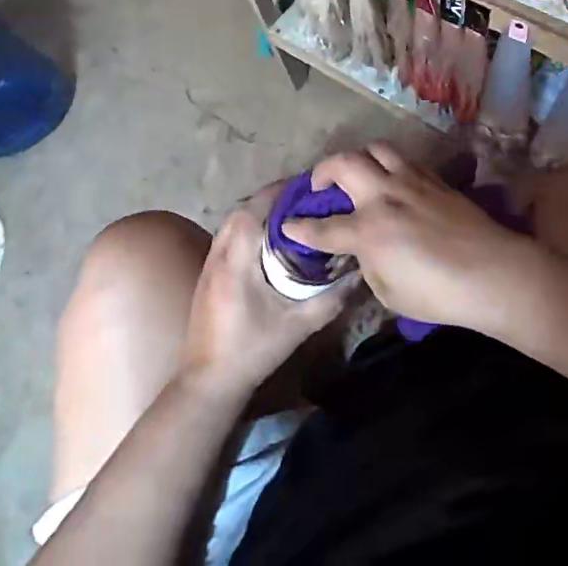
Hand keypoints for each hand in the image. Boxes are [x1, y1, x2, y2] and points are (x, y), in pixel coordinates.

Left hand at [178, 188, 353, 399]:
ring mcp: (209, 262)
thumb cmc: (252, 350)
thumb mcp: (297, 326)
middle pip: (242, 209)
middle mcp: (219, 253)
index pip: (254, 209)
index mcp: (237, 260)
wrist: (208, 381)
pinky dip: (249, 226)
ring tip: (292, 214)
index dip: (280, 192)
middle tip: (305, 200)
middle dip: (272, 198)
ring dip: (259, 211)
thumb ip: (329, 299)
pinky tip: (271, 240)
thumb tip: (359, 275)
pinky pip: (229, 235)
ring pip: (233, 221)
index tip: (308, 187)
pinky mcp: (208, 272)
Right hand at [280, 143, 531, 329]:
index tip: (288, 224)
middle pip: (343, 164)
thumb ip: (368, 264)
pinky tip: (391, 180)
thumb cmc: (439, 294)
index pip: (323, 228)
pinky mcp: (434, 178)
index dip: (300, 228)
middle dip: (323, 171)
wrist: (493, 272)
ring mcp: (410, 181)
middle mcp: (384, 196)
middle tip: (320, 185)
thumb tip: (364, 249)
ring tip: (358, 173)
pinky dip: (388, 164)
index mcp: (369, 230)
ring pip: (375, 149)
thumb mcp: (389, 292)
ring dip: (358, 158)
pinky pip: (403, 158)